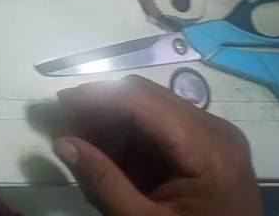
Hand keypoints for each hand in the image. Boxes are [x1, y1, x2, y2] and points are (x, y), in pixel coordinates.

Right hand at [54, 76, 261, 215]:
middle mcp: (216, 130)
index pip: (144, 102)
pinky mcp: (210, 148)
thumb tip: (63, 142)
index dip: (99, 97)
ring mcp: (216, 137)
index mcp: (209, 150)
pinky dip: (134, 137)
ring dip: (115, 122)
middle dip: (104, 108)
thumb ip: (105, 182)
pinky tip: (112, 156)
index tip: (62, 101)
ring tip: (86, 146)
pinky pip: (163, 127)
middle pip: (147, 99)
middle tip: (68, 125)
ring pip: (152, 108)